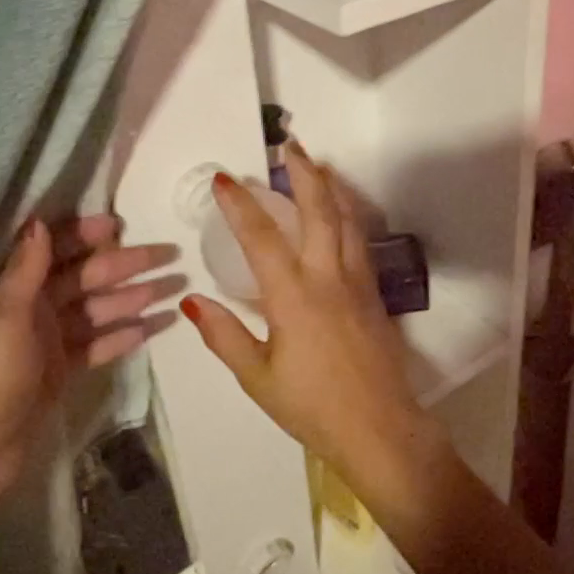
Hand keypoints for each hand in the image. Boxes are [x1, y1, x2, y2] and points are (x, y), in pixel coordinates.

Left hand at [0, 215, 178, 500]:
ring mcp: (49, 342)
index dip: (85, 235)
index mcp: (13, 292)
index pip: (54, 252)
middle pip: (85, 278)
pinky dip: (125, 335)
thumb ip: (26, 271)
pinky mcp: (62, 371)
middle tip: (169, 255)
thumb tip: (38, 221)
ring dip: (134, 298)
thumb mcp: (4, 320)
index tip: (120, 225)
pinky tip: (157, 326)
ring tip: (174, 287)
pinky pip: (99, 344)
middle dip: (125, 265)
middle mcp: (32, 310)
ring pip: (99, 310)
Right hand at [180, 144, 440, 489]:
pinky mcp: (375, 293)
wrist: (380, 428)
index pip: (261, 237)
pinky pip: (360, 240)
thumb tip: (194, 300)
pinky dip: (347, 215)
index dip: (240, 205)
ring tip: (317, 165)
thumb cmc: (312, 407)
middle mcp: (328, 278)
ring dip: (330, 187)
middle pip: (318, 211)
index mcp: (293, 296)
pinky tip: (342, 215)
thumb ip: (224, 336)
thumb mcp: (258, 378)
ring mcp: (357, 282)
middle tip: (289, 145)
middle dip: (302, 173)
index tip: (225, 179)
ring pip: (346, 220)